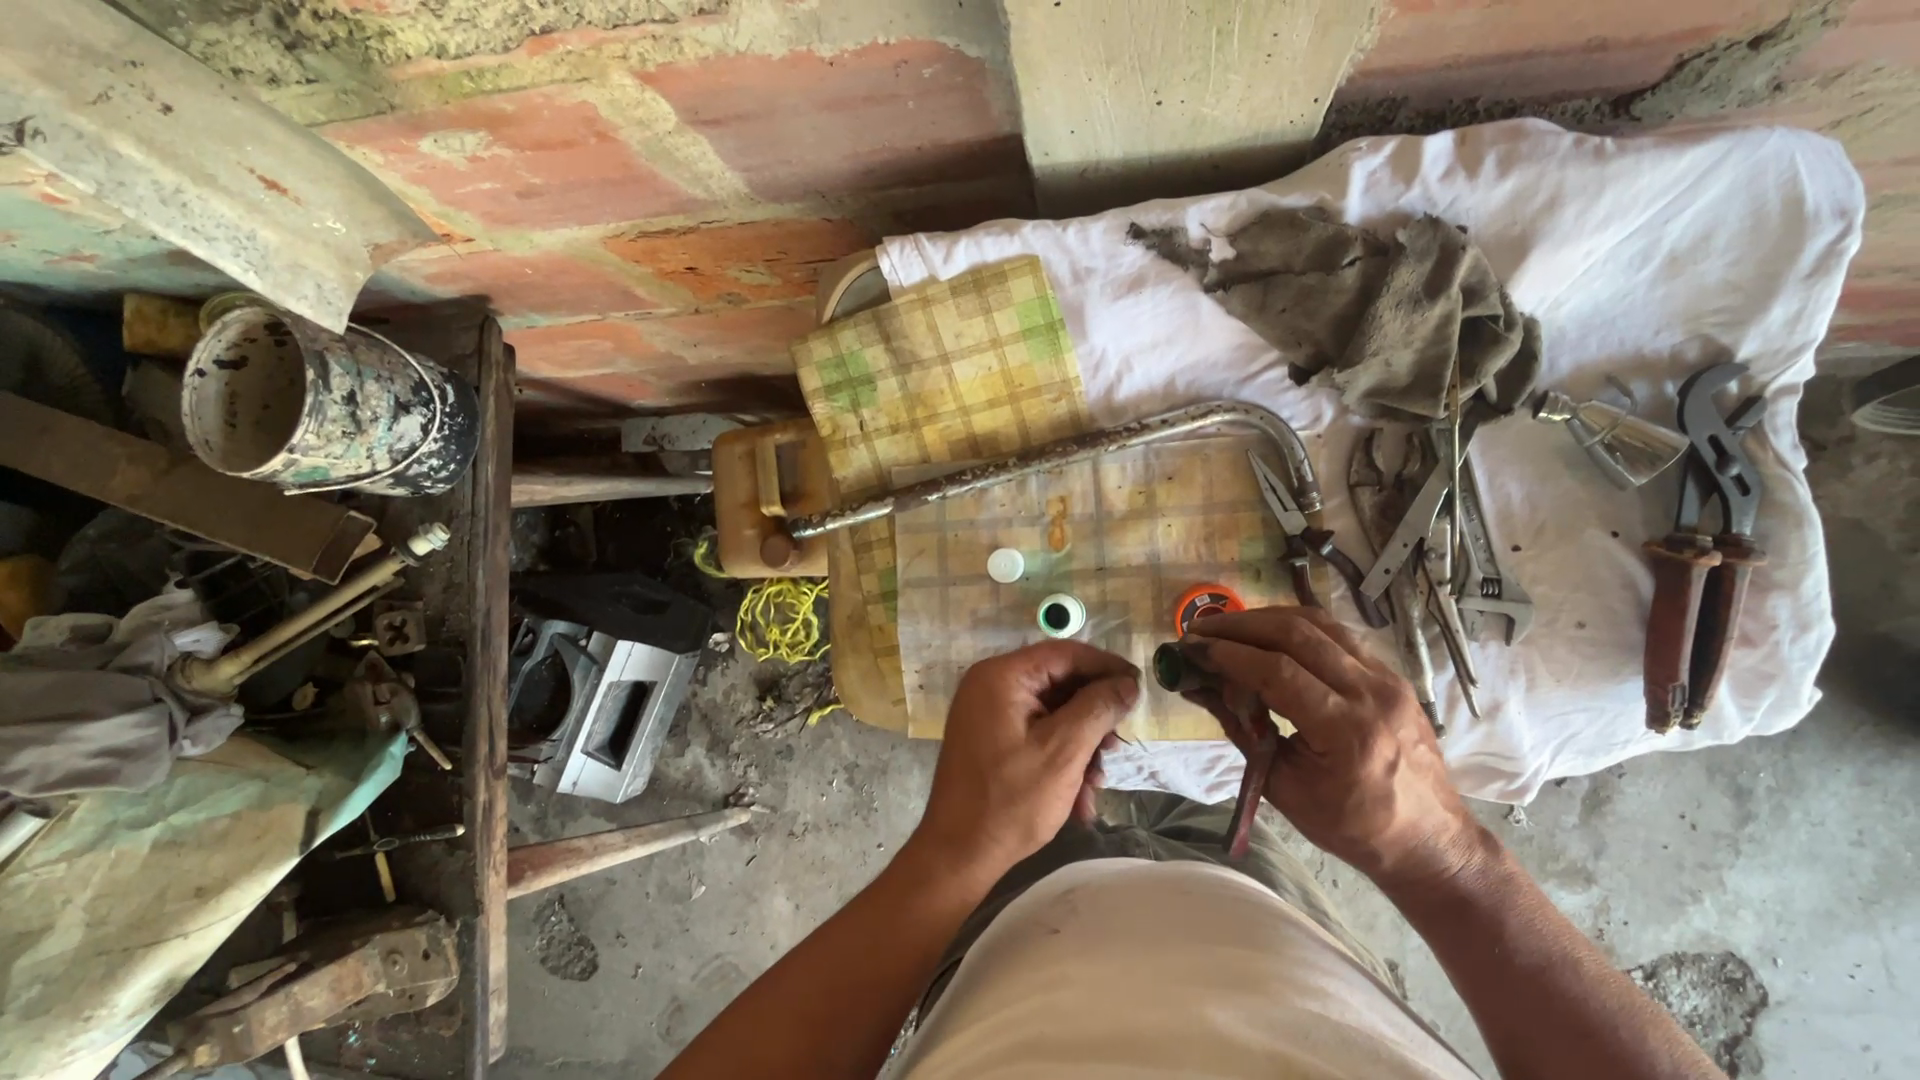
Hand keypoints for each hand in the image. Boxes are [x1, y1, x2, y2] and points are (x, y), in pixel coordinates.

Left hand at [908, 641, 1139, 880]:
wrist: (959, 855)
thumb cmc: (1010, 800)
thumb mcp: (1063, 751)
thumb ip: (1098, 708)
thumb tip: (1128, 682)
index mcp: (1001, 676)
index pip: (1065, 653)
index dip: (1106, 667)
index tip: (1139, 688)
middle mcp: (990, 685)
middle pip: (1059, 683)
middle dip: (1093, 717)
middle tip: (1117, 746)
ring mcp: (988, 713)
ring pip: (1052, 713)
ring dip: (1081, 745)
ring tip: (1096, 783)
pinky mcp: (990, 739)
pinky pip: (1036, 734)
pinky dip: (1061, 759)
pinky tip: (1078, 797)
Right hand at [1184, 606, 1488, 889]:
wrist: (1428, 840)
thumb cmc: (1350, 826)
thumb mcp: (1283, 786)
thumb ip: (1241, 730)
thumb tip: (1197, 688)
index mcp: (1346, 730)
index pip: (1277, 671)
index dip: (1228, 654)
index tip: (1190, 648)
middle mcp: (1371, 693)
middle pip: (1297, 633)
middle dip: (1240, 626)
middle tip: (1199, 630)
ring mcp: (1387, 678)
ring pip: (1319, 624)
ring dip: (1266, 618)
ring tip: (1227, 627)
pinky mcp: (1391, 675)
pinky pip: (1337, 636)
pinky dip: (1296, 629)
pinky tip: (1268, 637)